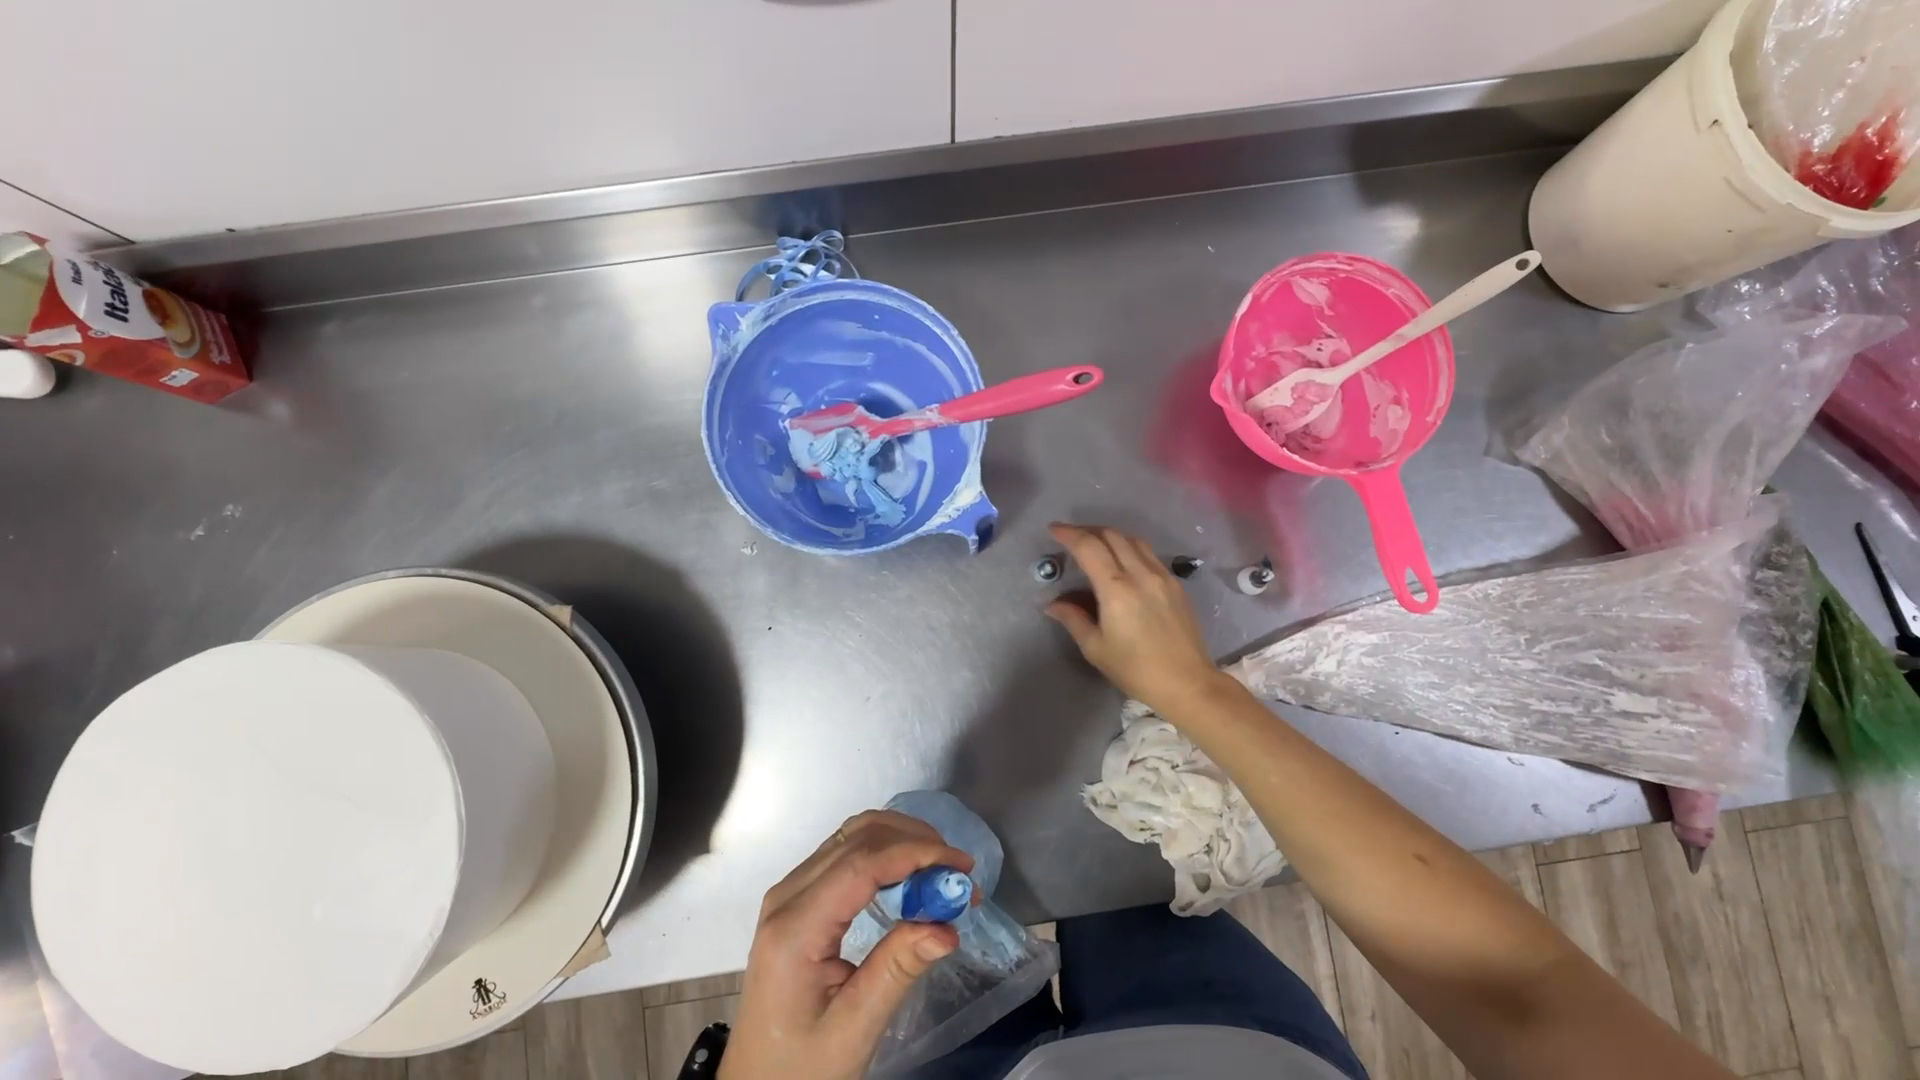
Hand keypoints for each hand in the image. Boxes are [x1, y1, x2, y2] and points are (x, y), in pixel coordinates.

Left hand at [720, 811, 973, 1079]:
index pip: (861, 864)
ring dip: (902, 840)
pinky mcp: (798, 898)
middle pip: (857, 838)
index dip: (916, 853)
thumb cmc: (802, 1065)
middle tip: (960, 876)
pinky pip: (845, 852)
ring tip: (943, 873)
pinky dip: (886, 851)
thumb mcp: (853, 1030)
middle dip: (916, 842)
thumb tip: (948, 926)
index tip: (963, 869)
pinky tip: (913, 875)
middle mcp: (787, 896)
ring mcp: (790, 892)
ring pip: (852, 836)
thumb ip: (897, 971)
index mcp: (795, 929)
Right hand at [1043, 522, 1229, 713]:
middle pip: (1112, 535)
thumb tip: (1054, 604)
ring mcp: (1162, 576)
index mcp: (1116, 588)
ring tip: (1095, 544)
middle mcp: (1141, 574)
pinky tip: (1123, 562)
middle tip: (1071, 537)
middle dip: (1088, 530)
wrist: (1187, 682)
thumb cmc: (1135, 669)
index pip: (1089, 547)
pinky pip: (1149, 554)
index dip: (1069, 534)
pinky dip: (1130, 548)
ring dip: (1111, 536)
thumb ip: (1073, 619)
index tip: (1053, 530)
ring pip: (1134, 540)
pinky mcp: (1176, 584)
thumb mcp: (1096, 648)